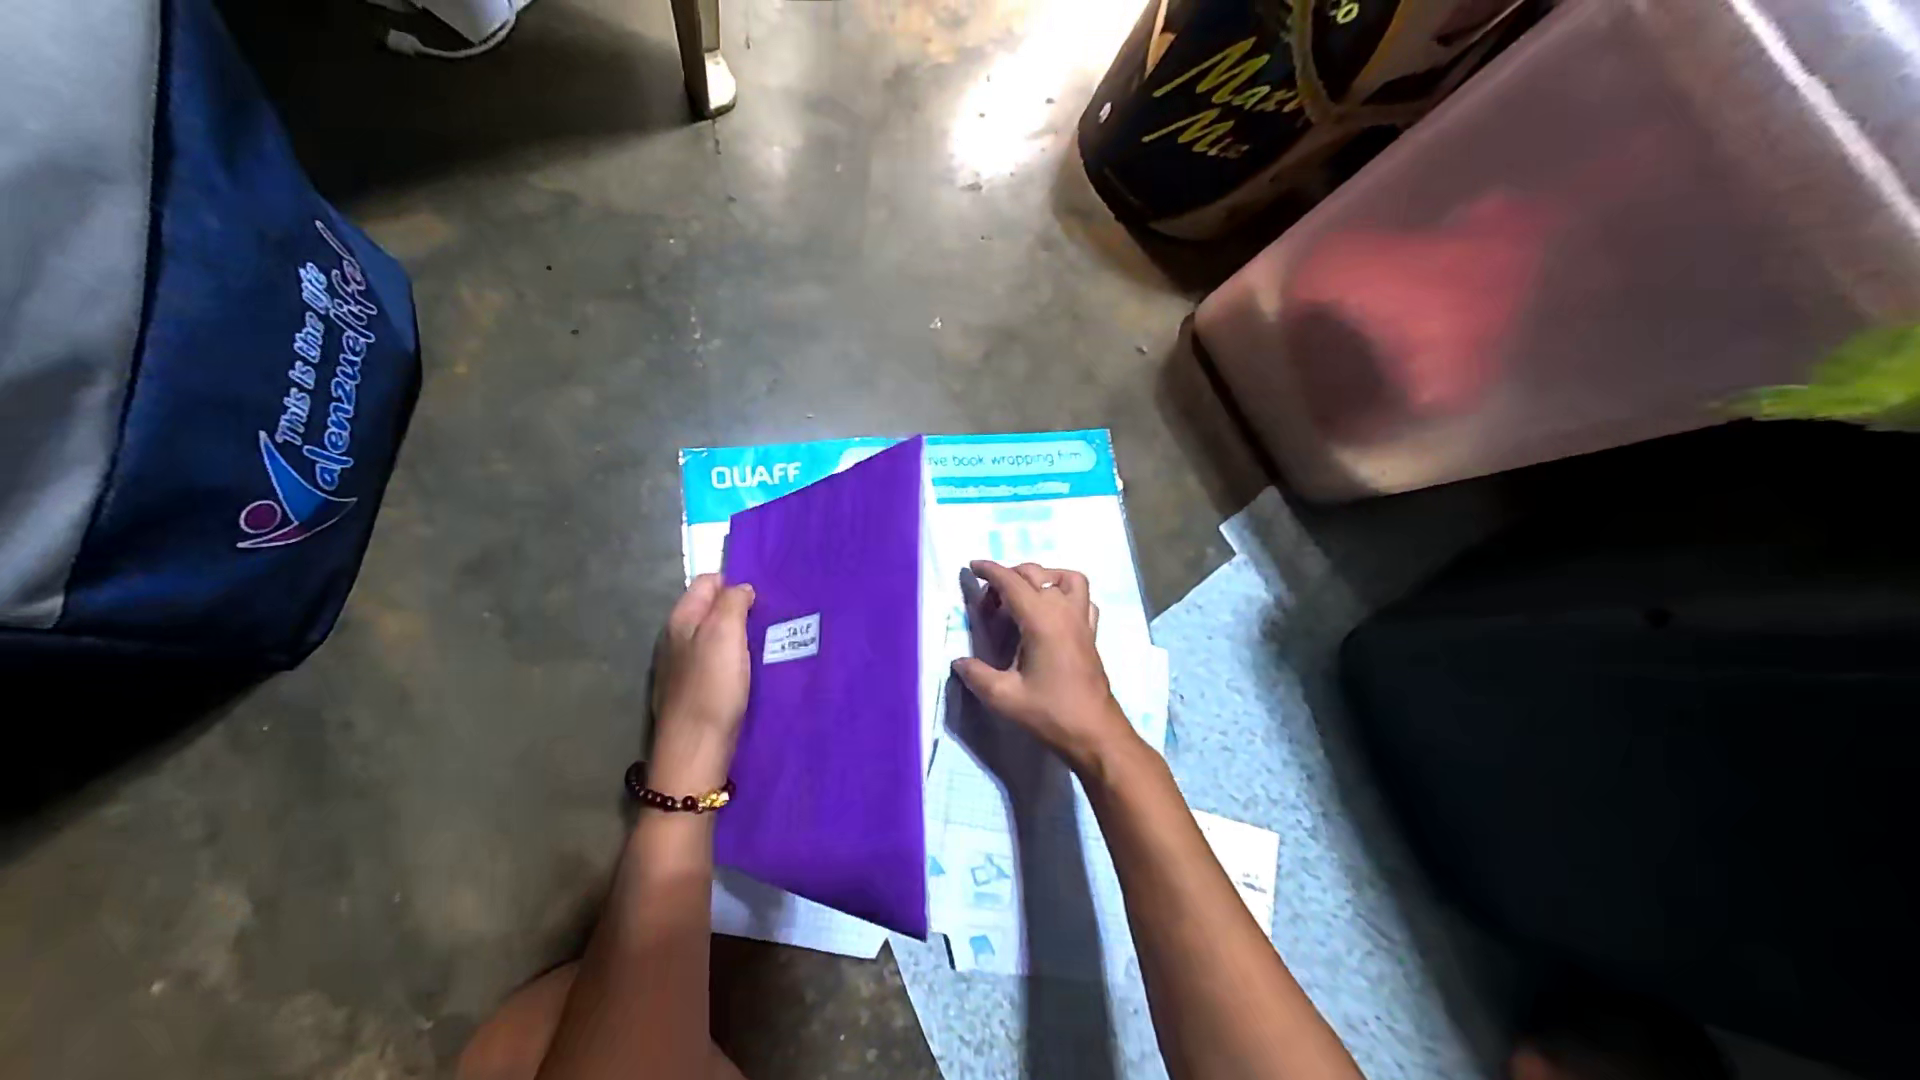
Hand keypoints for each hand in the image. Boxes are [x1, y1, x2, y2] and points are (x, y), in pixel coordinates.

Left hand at [649, 574, 755, 791]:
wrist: (695, 747)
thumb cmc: (712, 685)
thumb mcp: (725, 632)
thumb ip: (733, 602)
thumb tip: (740, 588)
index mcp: (681, 618)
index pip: (707, 581)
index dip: (734, 583)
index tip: (761, 598)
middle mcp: (675, 637)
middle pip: (710, 608)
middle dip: (738, 608)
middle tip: (767, 620)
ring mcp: (680, 665)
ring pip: (713, 635)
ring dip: (736, 635)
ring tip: (762, 644)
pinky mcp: (691, 689)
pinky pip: (714, 660)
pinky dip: (731, 659)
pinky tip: (747, 671)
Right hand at [951, 561, 1139, 774]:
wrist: (1095, 733)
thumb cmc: (1050, 713)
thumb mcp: (1004, 697)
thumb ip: (976, 675)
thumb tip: (958, 662)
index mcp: (1041, 620)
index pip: (1012, 582)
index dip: (990, 571)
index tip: (972, 567)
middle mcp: (1064, 611)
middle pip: (1035, 574)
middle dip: (1008, 577)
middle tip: (989, 601)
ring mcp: (1082, 620)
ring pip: (1065, 578)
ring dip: (1042, 577)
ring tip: (1023, 595)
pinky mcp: (1091, 633)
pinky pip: (1082, 598)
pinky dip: (1064, 593)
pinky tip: (1051, 612)